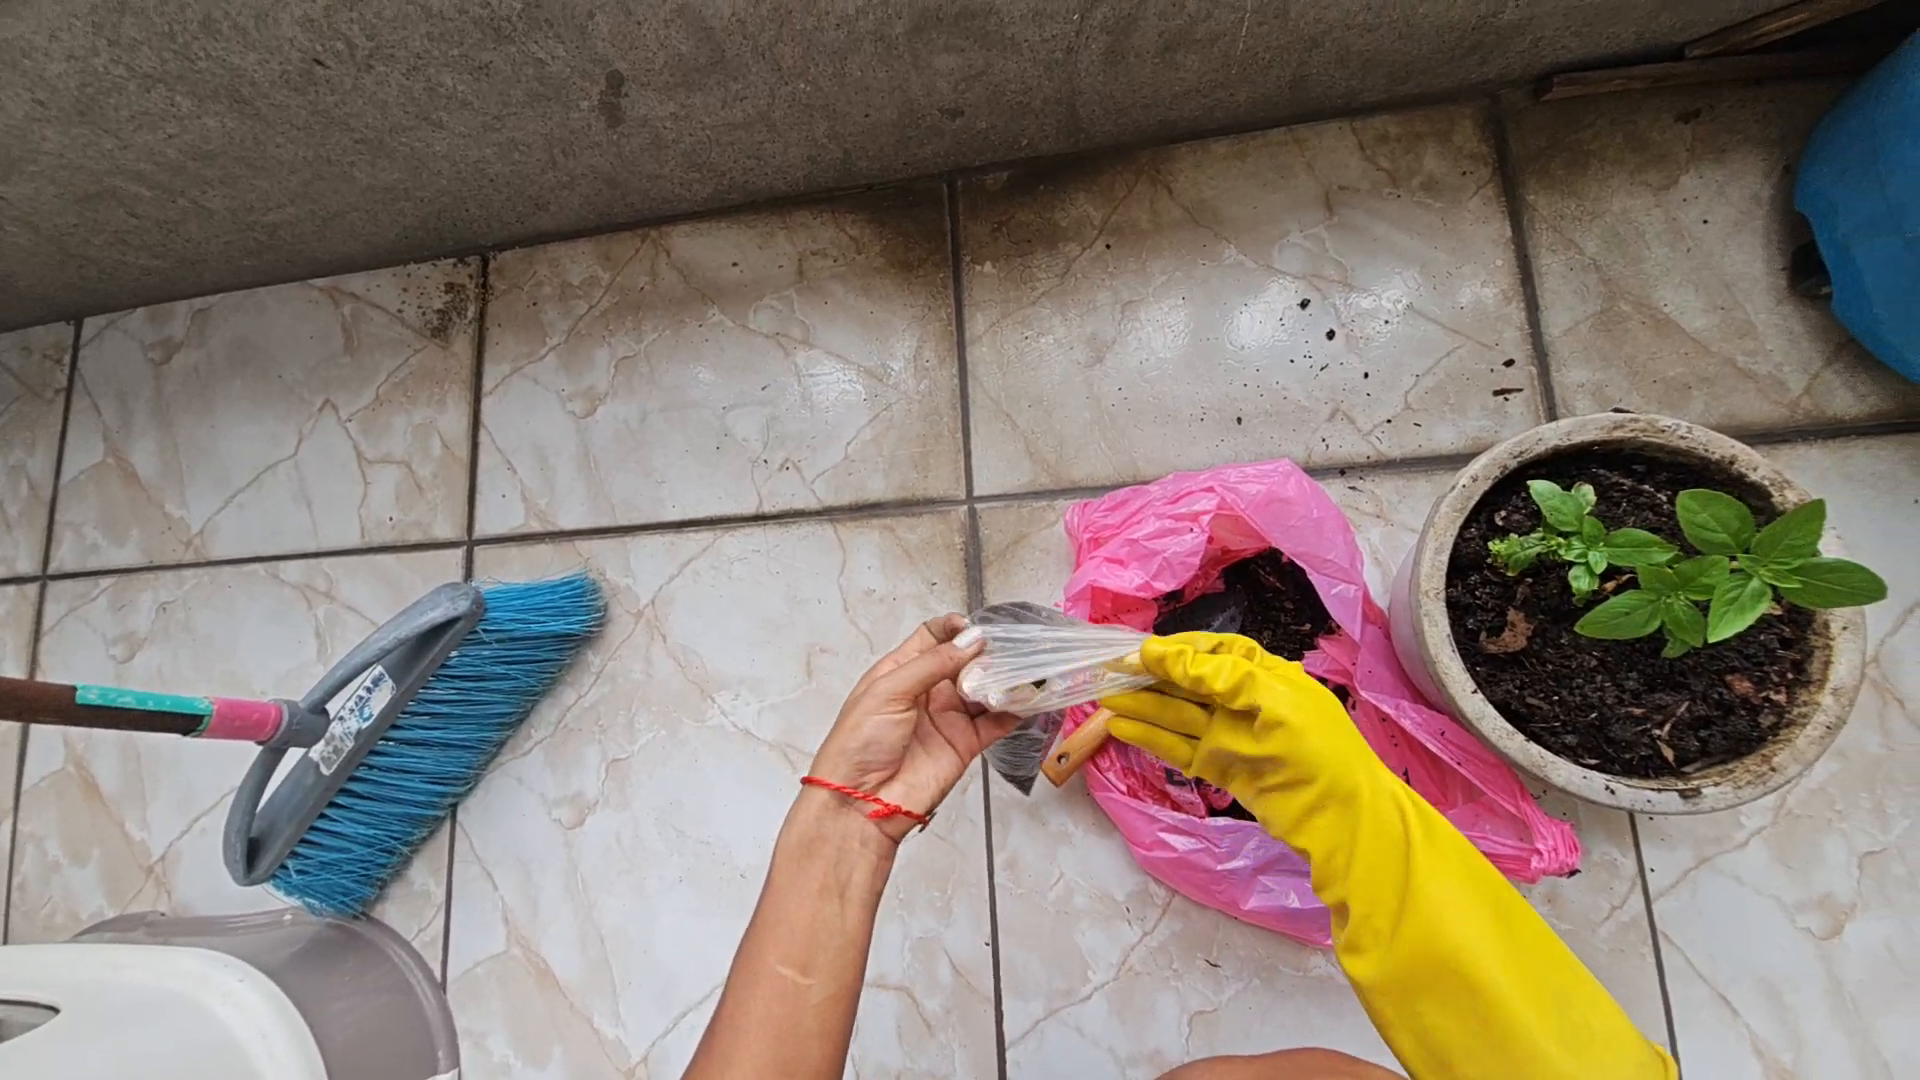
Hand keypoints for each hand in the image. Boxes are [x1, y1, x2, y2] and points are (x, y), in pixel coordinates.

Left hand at [809, 615, 1021, 841]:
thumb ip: (932, 664)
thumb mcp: (888, 691)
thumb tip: (970, 641)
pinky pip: (995, 722)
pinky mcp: (965, 744)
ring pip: (984, 689)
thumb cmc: (857, 744)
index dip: (955, 628)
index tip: (974, 629)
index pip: (934, 637)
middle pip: (965, 661)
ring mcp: (948, 717)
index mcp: (901, 670)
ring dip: (1002, 679)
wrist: (860, 804)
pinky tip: (1024, 698)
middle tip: (1002, 651)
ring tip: (1019, 671)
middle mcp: (928, 690)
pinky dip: (1012, 709)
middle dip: (985, 653)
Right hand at [1100, 632, 1375, 802]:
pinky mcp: (1219, 767)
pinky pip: (1177, 747)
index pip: (1212, 653)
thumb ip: (1216, 675)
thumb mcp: (1273, 699)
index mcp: (1265, 676)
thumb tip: (1160, 653)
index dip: (1175, 650)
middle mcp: (1244, 702)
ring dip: (1141, 706)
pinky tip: (1119, 728)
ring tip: (1103, 697)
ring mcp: (1230, 736)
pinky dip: (1150, 738)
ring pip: (1177, 714)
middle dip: (1149, 677)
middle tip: (1108, 673)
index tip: (1140, 652)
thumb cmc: (1318, 751)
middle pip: (1187, 682)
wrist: (1345, 824)